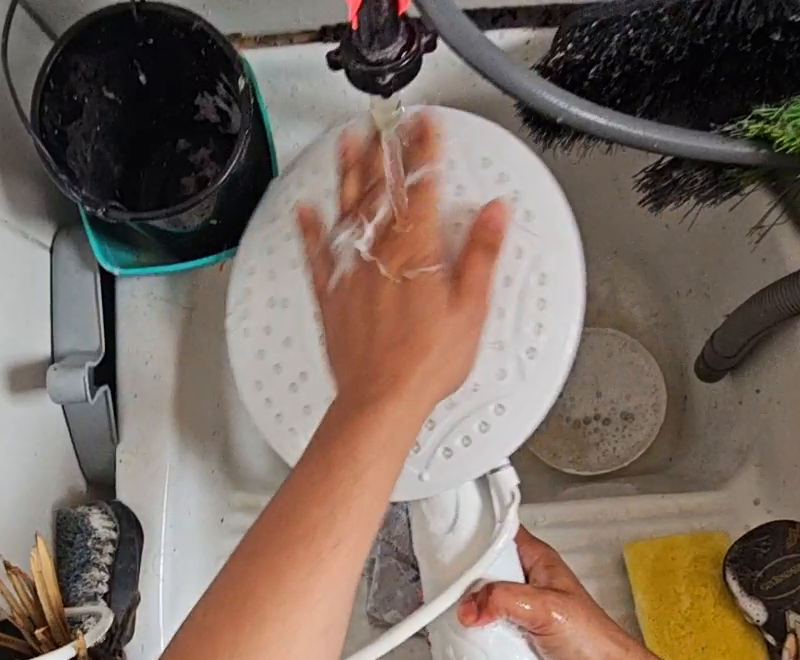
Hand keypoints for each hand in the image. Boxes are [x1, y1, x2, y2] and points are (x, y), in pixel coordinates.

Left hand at [295, 112, 509, 423]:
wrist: (381, 399)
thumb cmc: (425, 363)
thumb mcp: (470, 310)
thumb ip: (482, 255)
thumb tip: (495, 214)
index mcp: (417, 252)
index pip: (422, 187)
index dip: (424, 151)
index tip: (425, 124)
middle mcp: (380, 255)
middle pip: (382, 191)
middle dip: (386, 151)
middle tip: (385, 121)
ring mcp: (352, 274)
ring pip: (348, 212)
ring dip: (348, 174)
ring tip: (348, 142)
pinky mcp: (332, 298)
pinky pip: (317, 256)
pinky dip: (310, 231)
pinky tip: (305, 210)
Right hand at [456, 528, 652, 659]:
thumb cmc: (592, 637)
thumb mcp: (546, 609)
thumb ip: (504, 600)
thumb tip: (469, 606)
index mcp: (536, 559)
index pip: (498, 532)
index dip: (473, 532)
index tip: (447, 541)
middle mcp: (527, 578)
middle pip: (483, 565)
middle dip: (461, 574)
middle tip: (441, 583)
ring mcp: (520, 604)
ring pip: (482, 595)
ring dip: (466, 604)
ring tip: (447, 608)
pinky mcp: (516, 627)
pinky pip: (487, 620)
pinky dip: (474, 625)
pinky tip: (463, 631)